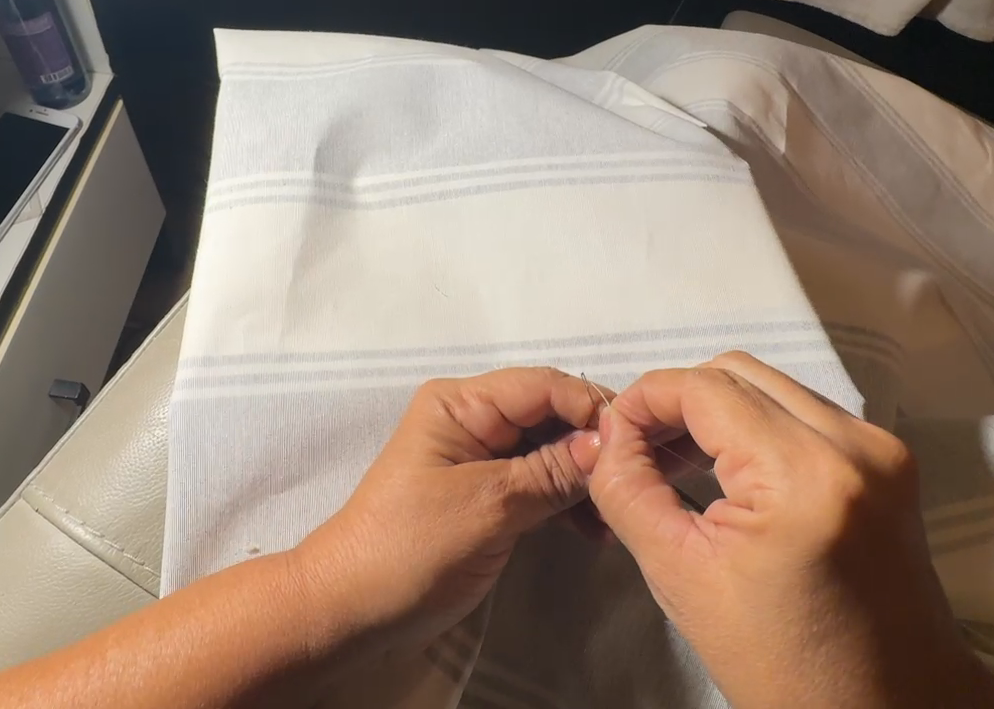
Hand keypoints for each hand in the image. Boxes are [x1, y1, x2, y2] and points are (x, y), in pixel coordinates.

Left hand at [293, 368, 607, 649]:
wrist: (353, 606)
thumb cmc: (413, 545)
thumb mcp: (488, 506)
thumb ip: (549, 472)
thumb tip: (608, 443)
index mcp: (462, 403)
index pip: (540, 386)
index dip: (590, 406)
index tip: (637, 440)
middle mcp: (473, 417)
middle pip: (547, 413)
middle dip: (593, 442)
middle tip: (640, 475)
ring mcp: (480, 454)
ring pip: (547, 448)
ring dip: (583, 476)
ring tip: (618, 513)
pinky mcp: (487, 490)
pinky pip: (537, 479)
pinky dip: (565, 499)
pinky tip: (593, 529)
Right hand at [589, 353, 993, 708]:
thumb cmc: (782, 662)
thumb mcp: (678, 574)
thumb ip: (626, 486)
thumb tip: (608, 430)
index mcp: (804, 475)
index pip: (704, 388)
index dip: (646, 397)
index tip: (614, 431)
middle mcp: (853, 443)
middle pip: (736, 372)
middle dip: (677, 398)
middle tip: (640, 443)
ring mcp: (878, 445)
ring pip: (767, 383)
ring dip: (713, 406)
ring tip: (676, 454)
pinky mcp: (887, 456)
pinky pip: (798, 406)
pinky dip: (751, 420)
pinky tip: (724, 462)